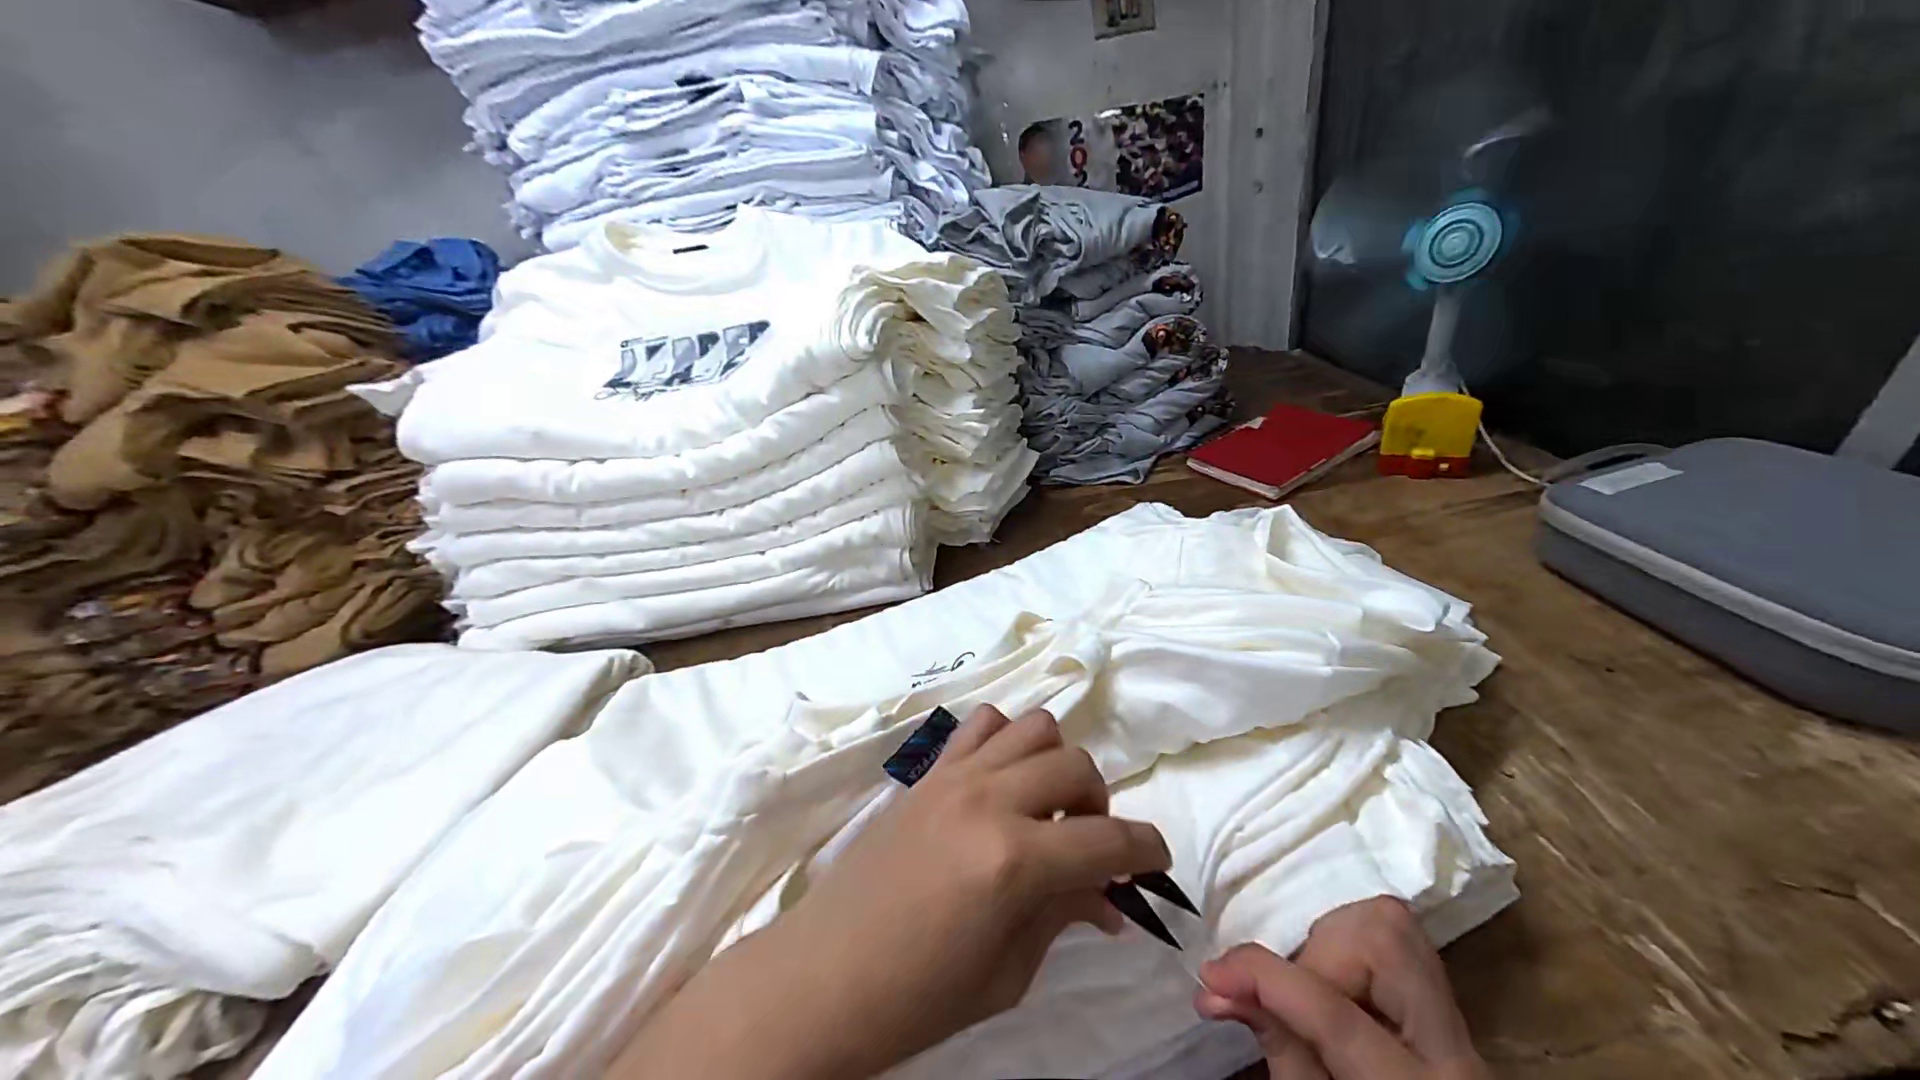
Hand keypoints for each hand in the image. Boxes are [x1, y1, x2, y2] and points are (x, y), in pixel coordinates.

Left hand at [608, 705, 1170, 1079]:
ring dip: (1055, 763)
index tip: (1157, 862)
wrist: (823, 975)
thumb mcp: (1008, 972)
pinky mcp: (927, 772)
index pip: (1108, 839)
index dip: (1147, 851)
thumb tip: (1111, 896)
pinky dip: (1006, 741)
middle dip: (1101, 805)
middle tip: (1088, 845)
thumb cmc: (917, 995)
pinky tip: (1001, 782)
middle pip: (1077, 766)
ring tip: (1044, 806)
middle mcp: (988, 800)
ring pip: (1033, 727)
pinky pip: (981, 725)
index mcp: (1013, 861)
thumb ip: (1063, 915)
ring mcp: (953, 776)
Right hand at [1194, 897, 1487, 1079]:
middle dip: (1315, 945)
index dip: (1262, 979)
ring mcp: (1454, 1013)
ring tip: (1308, 980)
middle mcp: (1451, 1043)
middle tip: (1284, 985)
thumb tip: (1216, 986)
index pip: (1334, 1012)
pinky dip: (1346, 939)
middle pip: (1384, 937)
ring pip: (1388, 922)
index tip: (1211, 974)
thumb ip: (1276, 1044)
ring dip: (1329, 938)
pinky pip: (1392, 933)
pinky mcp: (1441, 993)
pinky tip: (1330, 973)